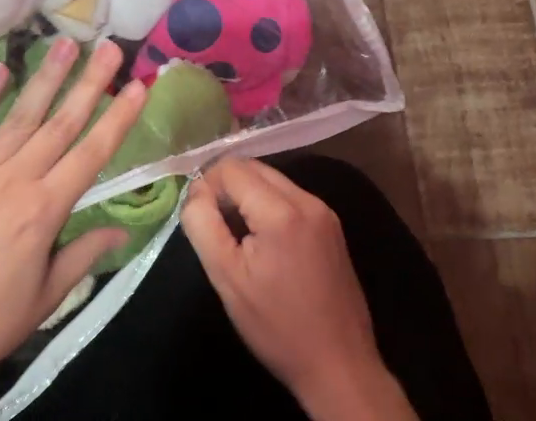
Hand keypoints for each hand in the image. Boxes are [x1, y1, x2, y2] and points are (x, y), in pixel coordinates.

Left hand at [0, 38, 146, 420]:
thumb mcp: (47, 296)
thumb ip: (84, 254)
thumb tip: (122, 229)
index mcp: (44, 211)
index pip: (91, 154)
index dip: (117, 117)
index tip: (138, 85)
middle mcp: (14, 181)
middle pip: (60, 124)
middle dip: (89, 83)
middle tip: (110, 46)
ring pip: (18, 117)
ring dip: (45, 78)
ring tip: (65, 42)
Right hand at [182, 158, 414, 420]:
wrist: (339, 367)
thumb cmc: (277, 326)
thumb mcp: (226, 278)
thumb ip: (202, 224)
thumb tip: (195, 193)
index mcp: (281, 211)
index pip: (231, 167)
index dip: (206, 187)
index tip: (202, 221)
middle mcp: (308, 200)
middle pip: (253, 168)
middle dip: (226, 189)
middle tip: (216, 229)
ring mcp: (324, 212)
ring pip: (271, 180)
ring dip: (247, 197)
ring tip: (238, 239)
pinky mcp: (332, 227)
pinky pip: (289, 197)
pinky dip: (268, 207)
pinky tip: (263, 244)